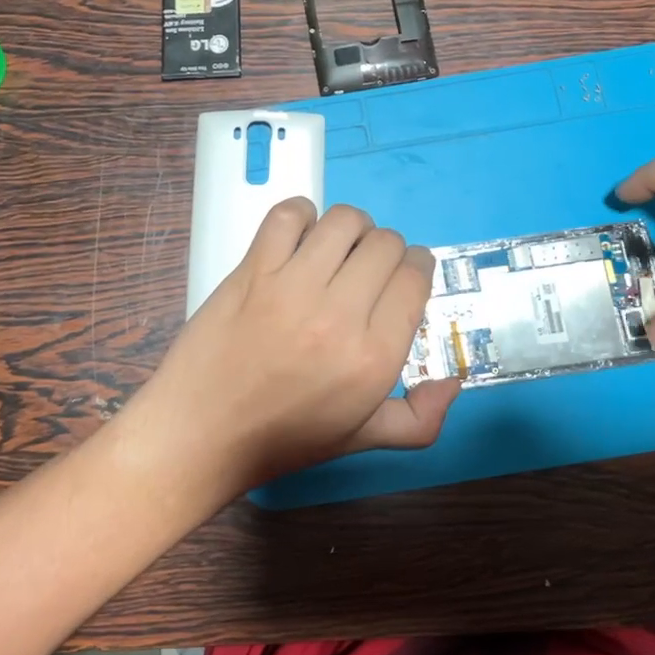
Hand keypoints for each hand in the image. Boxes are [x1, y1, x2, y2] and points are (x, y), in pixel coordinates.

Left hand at [124, 200, 459, 497]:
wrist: (201, 433)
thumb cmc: (283, 438)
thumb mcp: (360, 439)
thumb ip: (419, 420)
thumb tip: (453, 382)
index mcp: (374, 357)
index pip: (415, 278)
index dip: (416, 267)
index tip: (404, 275)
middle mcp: (341, 315)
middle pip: (386, 243)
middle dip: (387, 249)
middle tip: (366, 268)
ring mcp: (293, 287)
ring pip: (345, 221)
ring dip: (351, 228)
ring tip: (337, 249)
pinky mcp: (253, 270)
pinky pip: (289, 215)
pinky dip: (301, 214)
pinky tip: (299, 237)